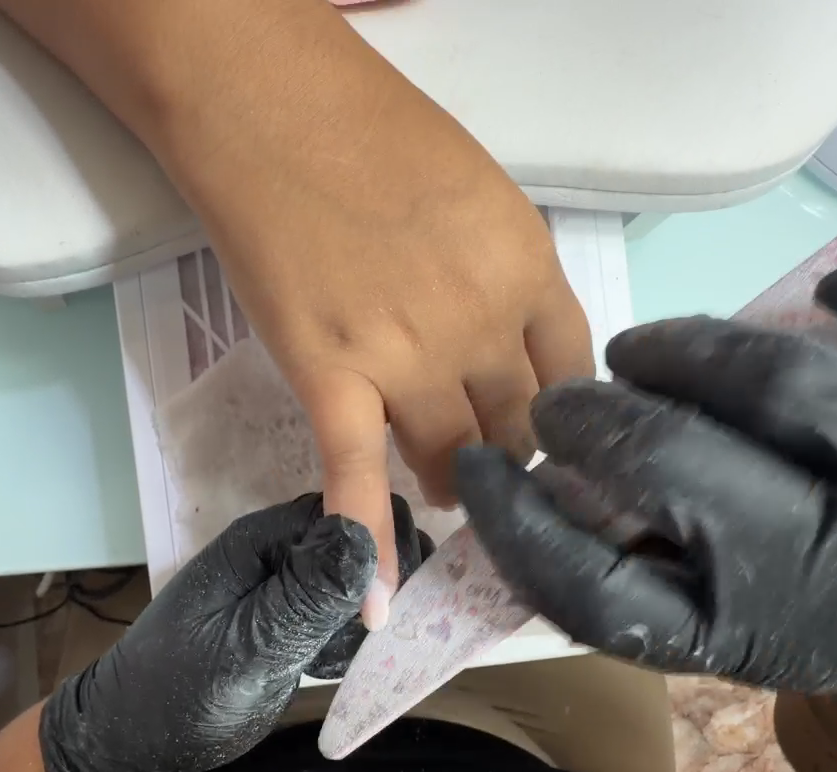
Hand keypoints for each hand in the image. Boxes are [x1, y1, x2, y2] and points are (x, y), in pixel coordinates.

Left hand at [41, 494, 429, 771]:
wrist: (139, 740)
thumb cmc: (181, 696)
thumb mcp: (248, 649)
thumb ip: (306, 597)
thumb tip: (365, 532)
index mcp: (261, 540)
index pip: (350, 509)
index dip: (383, 551)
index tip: (387, 611)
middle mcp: (276, 551)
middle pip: (360, 538)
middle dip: (383, 583)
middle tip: (372, 636)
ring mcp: (281, 586)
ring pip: (356, 575)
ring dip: (370, 612)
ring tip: (347, 654)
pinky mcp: (287, 619)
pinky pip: (339, 609)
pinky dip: (350, 635)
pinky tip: (332, 665)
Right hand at [163, 20, 589, 624]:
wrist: (266, 108)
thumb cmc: (365, 129)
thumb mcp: (471, 190)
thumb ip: (496, 271)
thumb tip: (493, 336)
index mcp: (525, 263)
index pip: (570, 375)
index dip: (564, 424)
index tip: (551, 448)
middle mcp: (480, 321)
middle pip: (516, 430)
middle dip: (511, 466)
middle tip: (496, 486)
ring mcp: (406, 357)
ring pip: (450, 460)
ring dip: (452, 489)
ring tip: (441, 500)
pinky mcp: (331, 379)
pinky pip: (354, 473)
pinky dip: (366, 538)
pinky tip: (372, 598)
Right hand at [456, 229, 836, 709]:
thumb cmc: (785, 603)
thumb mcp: (688, 621)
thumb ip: (606, 568)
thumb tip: (525, 488)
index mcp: (746, 628)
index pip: (597, 593)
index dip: (514, 526)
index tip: (477, 468)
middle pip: (679, 469)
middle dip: (589, 422)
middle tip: (561, 410)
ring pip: (797, 384)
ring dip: (684, 352)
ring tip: (642, 353)